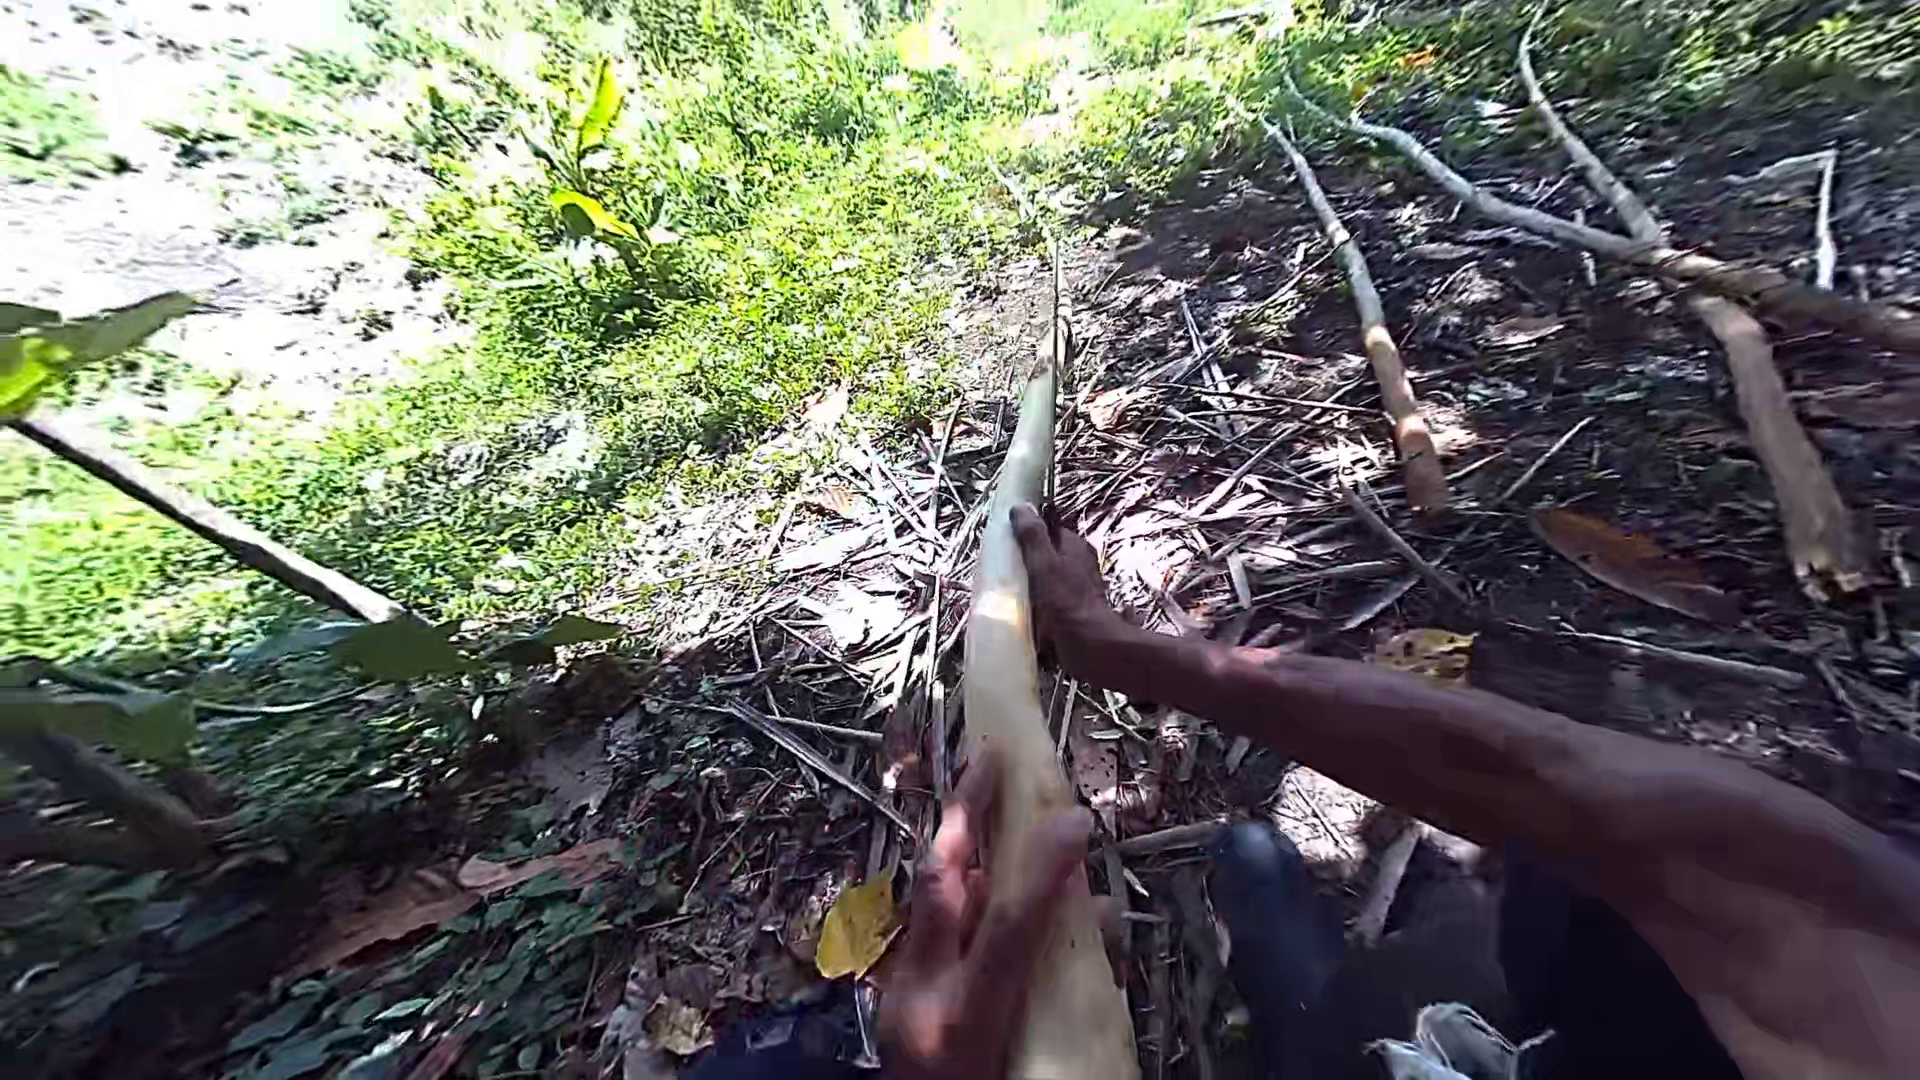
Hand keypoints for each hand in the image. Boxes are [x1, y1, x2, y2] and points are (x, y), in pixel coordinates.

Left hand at [880, 750, 1092, 1079]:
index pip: (1006, 931)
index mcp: (963, 1023)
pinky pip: (929, 916)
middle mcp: (922, 995)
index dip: (1043, 870)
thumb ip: (1073, 989)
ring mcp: (901, 985)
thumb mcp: (1038, 1053)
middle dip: (964, 813)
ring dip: (961, 834)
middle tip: (990, 756)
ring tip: (984, 783)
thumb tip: (1102, 918)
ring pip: (929, 890)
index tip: (1075, 821)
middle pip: (940, 884)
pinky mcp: (896, 983)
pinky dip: (959, 879)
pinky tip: (979, 853)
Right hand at [1009, 503, 1126, 681]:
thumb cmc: (1063, 600)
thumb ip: (1032, 534)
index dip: (1031, 535)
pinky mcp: (1078, 613)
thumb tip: (1021, 507)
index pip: (1052, 531)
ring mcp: (1082, 591)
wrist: (1086, 645)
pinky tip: (1030, 615)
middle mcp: (1082, 565)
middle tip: (1010, 571)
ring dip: (1037, 587)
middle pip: (1052, 557)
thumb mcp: (1042, 561)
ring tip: (1016, 595)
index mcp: (1076, 547)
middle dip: (1032, 563)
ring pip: (1053, 581)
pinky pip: (1055, 604)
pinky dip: (1043, 607)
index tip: (1011, 544)